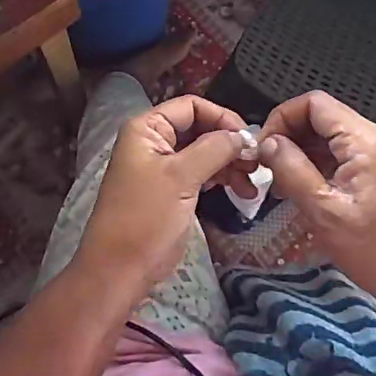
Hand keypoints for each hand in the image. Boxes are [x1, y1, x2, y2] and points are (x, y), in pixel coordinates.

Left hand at [76, 95, 254, 293]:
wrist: (120, 269)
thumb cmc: (144, 218)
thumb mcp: (181, 177)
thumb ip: (214, 149)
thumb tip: (243, 135)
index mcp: (147, 129)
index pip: (191, 106)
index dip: (222, 118)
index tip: (249, 139)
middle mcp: (153, 142)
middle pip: (200, 128)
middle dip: (229, 143)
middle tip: (256, 163)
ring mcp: (162, 167)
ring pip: (204, 152)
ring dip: (230, 163)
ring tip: (253, 183)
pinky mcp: (171, 190)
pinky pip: (201, 173)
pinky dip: (221, 179)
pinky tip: (242, 192)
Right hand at [258, 90, 375, 300]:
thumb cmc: (374, 249)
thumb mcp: (322, 210)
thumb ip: (291, 169)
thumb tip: (267, 142)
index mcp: (365, 140)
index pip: (314, 103)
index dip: (282, 118)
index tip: (264, 147)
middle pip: (321, 115)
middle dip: (289, 135)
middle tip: (269, 167)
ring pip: (328, 133)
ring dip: (301, 150)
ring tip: (284, 182)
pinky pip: (341, 151)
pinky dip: (318, 162)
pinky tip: (304, 188)